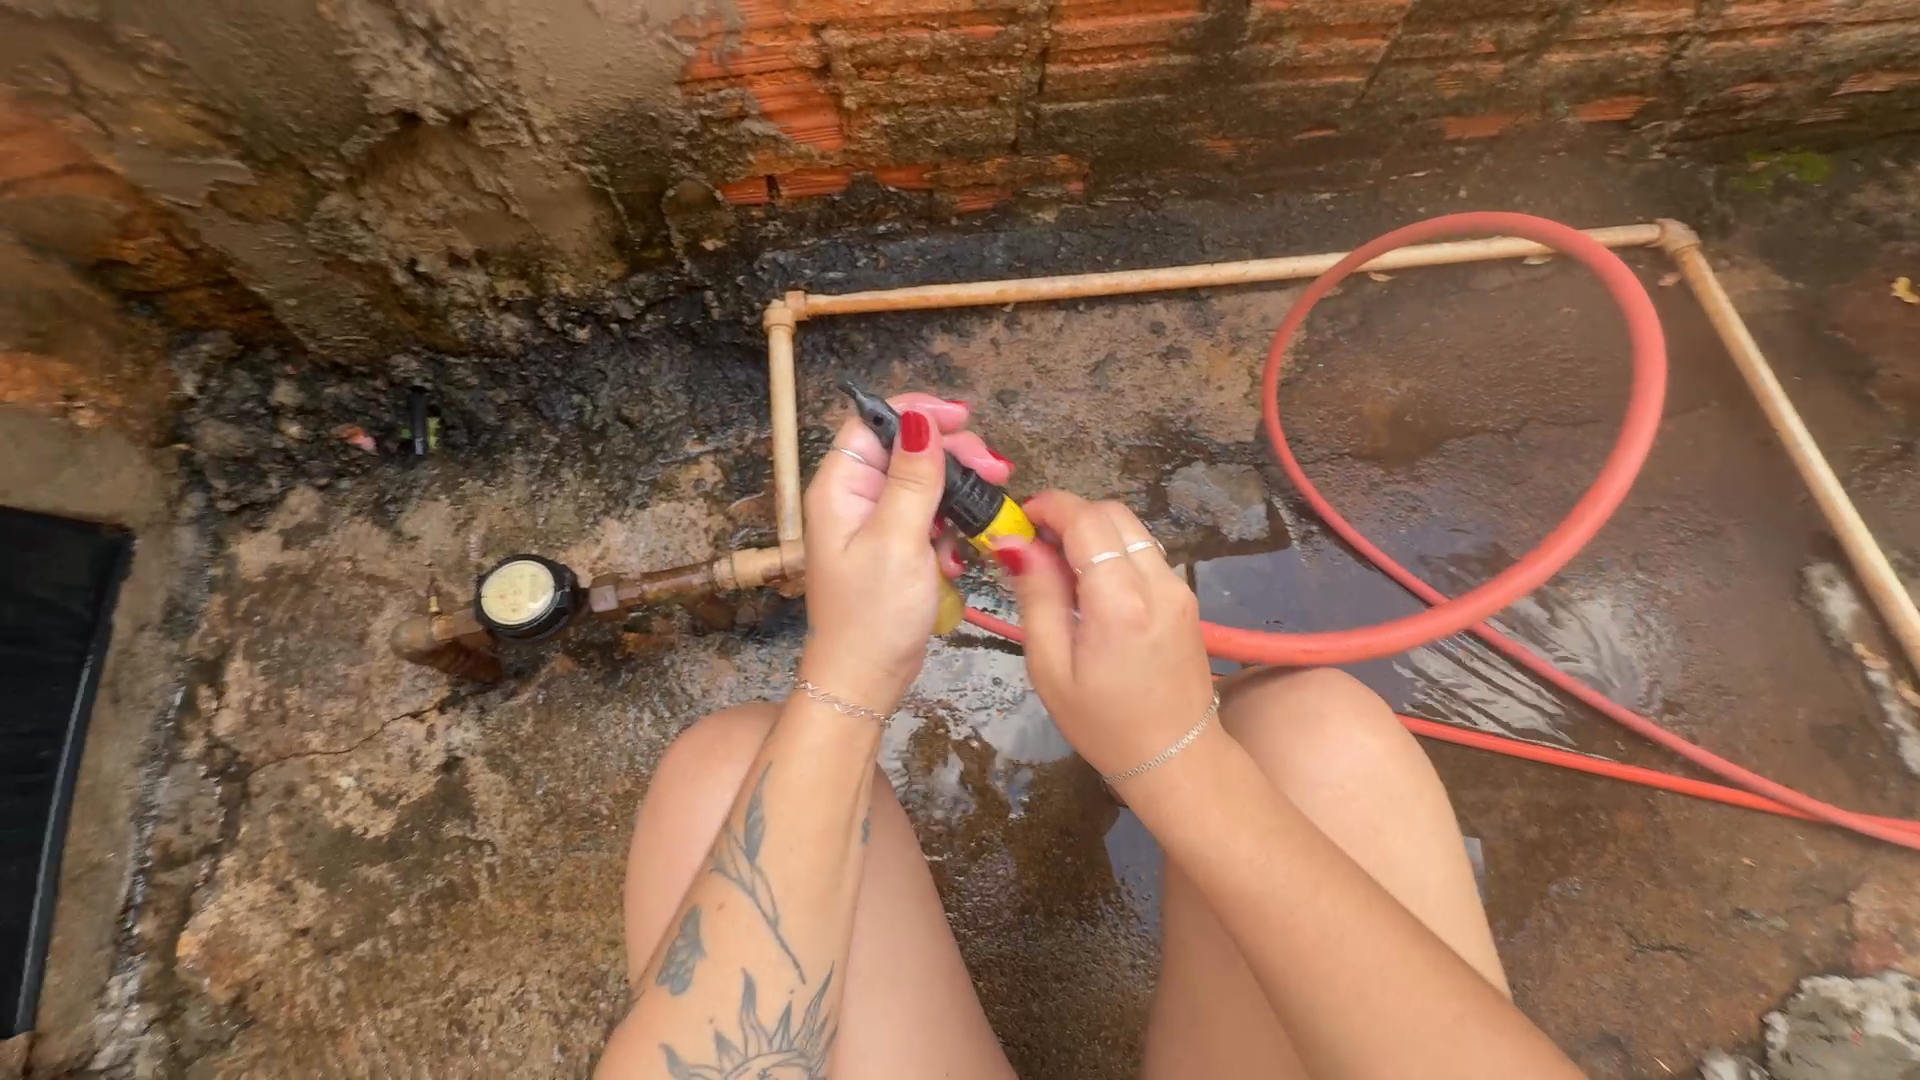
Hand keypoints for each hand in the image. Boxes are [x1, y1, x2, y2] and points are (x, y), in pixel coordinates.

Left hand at [800, 393, 1011, 712]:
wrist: (866, 678)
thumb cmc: (873, 615)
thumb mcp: (898, 541)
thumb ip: (911, 479)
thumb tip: (920, 421)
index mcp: (841, 487)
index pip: (873, 423)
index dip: (917, 412)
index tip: (962, 418)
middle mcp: (855, 497)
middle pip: (906, 448)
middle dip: (952, 454)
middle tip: (995, 470)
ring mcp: (876, 522)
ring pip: (923, 483)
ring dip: (957, 494)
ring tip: (984, 514)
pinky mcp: (895, 545)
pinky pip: (928, 517)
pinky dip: (950, 527)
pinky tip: (958, 553)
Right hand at [990, 492, 1215, 778]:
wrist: (1176, 756)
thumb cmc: (1102, 723)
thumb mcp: (1051, 667)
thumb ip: (1036, 596)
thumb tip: (1015, 543)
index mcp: (1120, 603)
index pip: (1087, 521)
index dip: (1050, 506)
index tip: (1021, 519)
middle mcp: (1158, 583)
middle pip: (1112, 513)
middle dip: (1069, 514)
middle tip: (1035, 544)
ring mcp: (1179, 588)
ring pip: (1131, 528)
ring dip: (1092, 531)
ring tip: (1060, 567)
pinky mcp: (1185, 596)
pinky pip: (1145, 551)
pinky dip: (1113, 550)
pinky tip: (1091, 584)